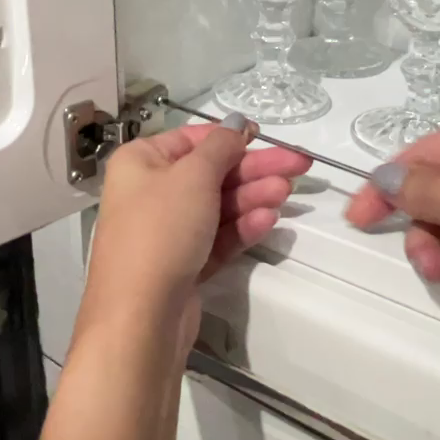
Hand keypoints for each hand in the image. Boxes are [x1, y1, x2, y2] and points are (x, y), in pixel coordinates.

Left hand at [78, 117, 310, 351]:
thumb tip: (237, 123)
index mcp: (140, 162)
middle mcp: (149, 192)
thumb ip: (221, 147)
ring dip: (252, 196)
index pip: (191, 139)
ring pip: (217, 206)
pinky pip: (216, 237)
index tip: (265, 136)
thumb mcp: (193, 176)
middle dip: (253, 169)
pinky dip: (241, 227)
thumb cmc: (160, 230)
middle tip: (299, 166)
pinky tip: (268, 220)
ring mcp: (166, 231)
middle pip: (209, 172)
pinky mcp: (182, 265)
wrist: (140, 315)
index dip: (229, 136)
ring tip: (286, 192)